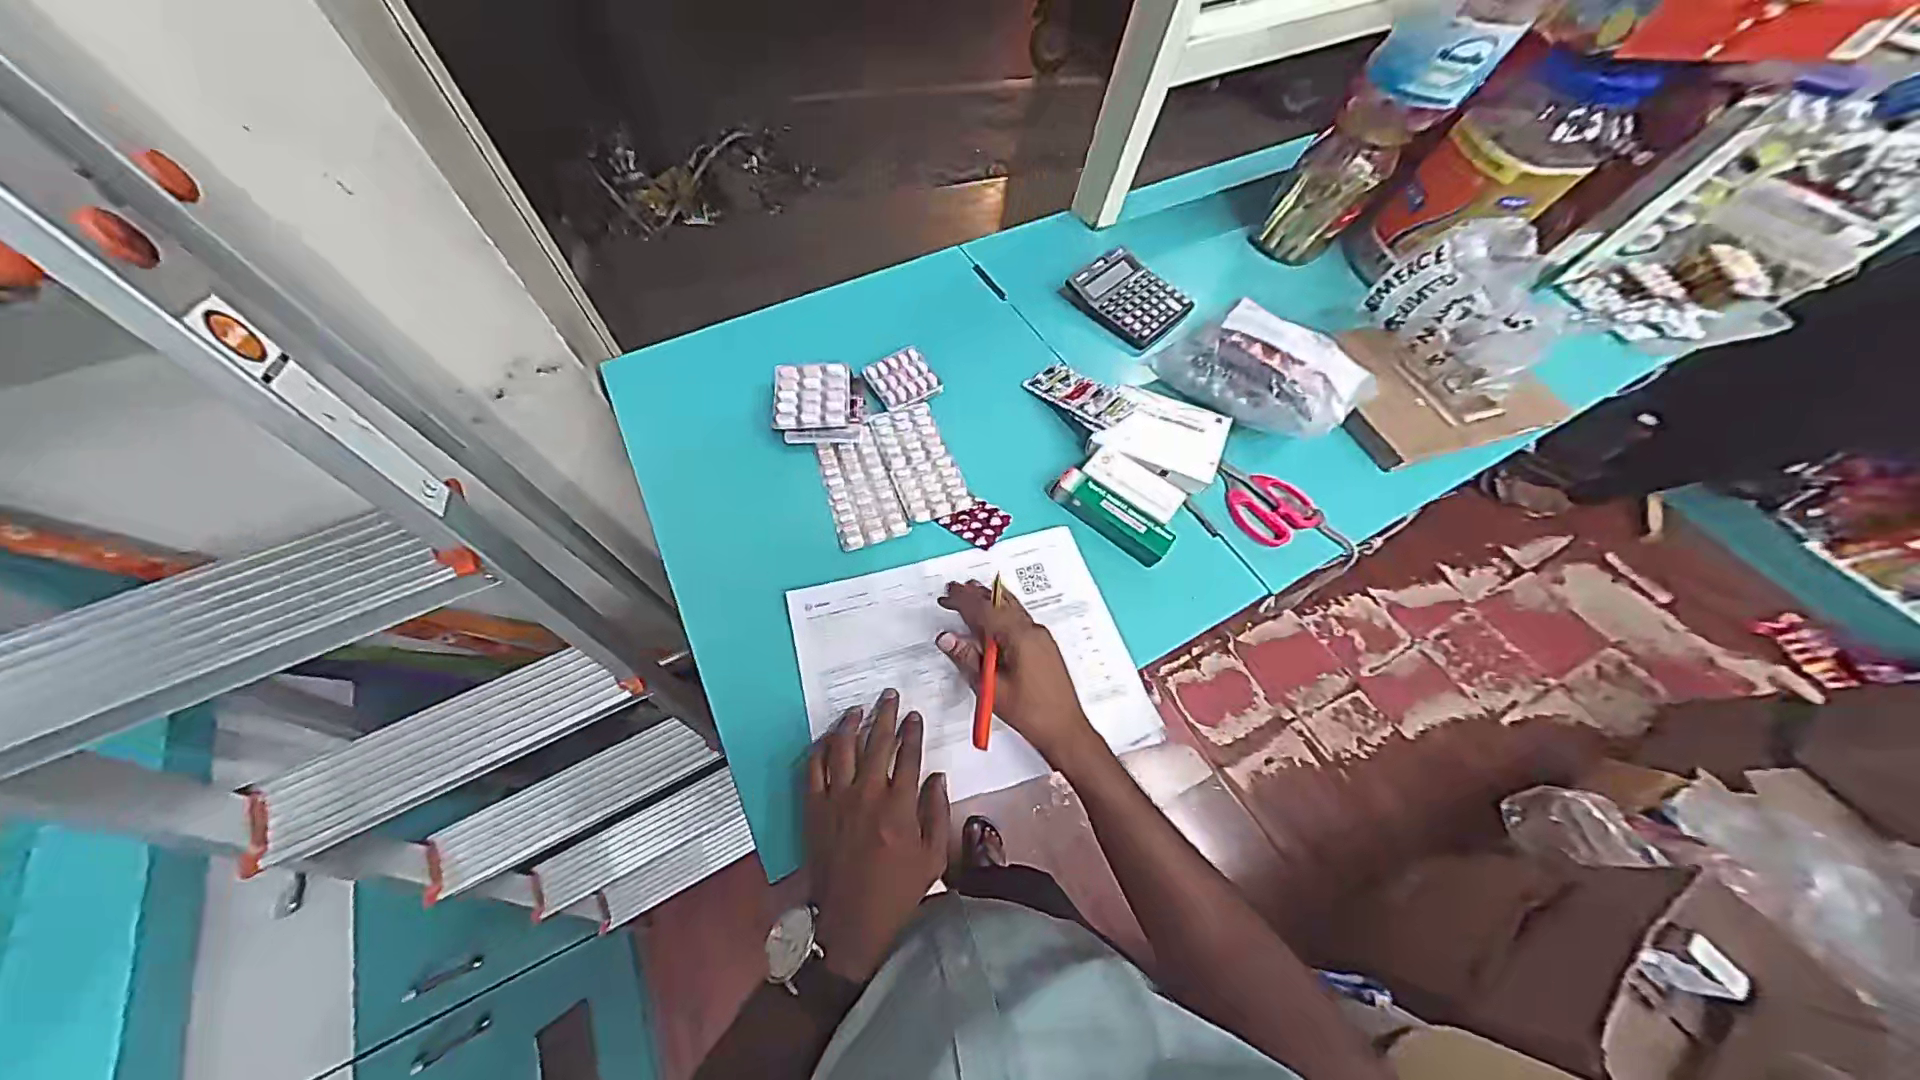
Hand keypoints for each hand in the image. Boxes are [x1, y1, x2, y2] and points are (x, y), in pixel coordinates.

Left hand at [805, 688, 949, 981]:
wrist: (849, 922)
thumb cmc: (897, 890)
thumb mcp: (933, 857)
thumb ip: (936, 811)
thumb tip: (936, 776)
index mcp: (899, 806)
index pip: (908, 754)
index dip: (913, 731)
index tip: (915, 715)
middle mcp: (867, 794)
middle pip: (877, 742)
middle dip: (886, 714)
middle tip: (890, 696)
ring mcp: (836, 800)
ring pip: (842, 748)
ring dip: (852, 723)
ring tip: (859, 709)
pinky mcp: (813, 809)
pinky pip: (813, 768)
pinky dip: (821, 748)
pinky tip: (829, 738)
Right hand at [935, 580, 1104, 767]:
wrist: (1064, 729)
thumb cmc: (1032, 713)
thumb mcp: (991, 688)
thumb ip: (968, 659)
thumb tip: (948, 639)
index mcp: (1020, 637)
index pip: (985, 609)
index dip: (964, 600)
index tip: (948, 594)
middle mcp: (1033, 631)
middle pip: (1000, 603)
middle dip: (976, 595)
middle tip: (955, 588)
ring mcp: (1041, 637)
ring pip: (1012, 608)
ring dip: (990, 600)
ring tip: (972, 591)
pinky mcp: (1044, 646)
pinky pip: (1020, 619)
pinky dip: (1003, 612)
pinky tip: (995, 616)